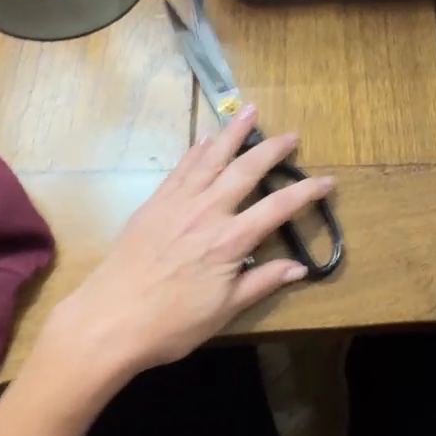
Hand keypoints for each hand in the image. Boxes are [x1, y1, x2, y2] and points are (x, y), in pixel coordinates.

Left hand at [36, 105, 332, 389]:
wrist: (108, 321)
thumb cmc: (171, 324)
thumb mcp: (225, 311)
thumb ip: (262, 283)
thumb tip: (300, 268)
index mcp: (230, 241)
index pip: (278, 208)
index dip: (306, 193)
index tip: (327, 181)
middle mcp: (207, 212)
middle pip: (246, 171)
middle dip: (271, 150)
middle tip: (291, 135)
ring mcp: (177, 204)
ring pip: (211, 159)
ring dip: (232, 133)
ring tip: (249, 111)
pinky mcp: (154, 205)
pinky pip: (180, 170)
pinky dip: (196, 151)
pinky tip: (205, 139)